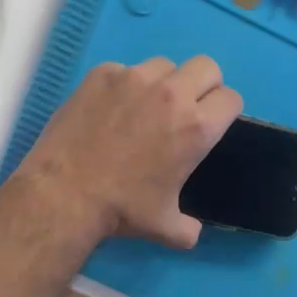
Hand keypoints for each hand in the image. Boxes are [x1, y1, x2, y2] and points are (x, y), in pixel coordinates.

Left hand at [15, 56, 243, 248]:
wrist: (66, 193)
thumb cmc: (123, 209)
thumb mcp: (165, 227)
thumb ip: (188, 228)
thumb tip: (192, 231)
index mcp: (196, 128)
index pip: (231, 98)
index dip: (226, 111)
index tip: (213, 125)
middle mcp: (171, 94)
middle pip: (207, 67)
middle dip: (205, 86)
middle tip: (188, 110)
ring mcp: (134, 78)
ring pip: (167, 64)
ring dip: (167, 81)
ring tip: (148, 108)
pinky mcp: (102, 74)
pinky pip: (127, 69)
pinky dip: (127, 86)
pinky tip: (113, 111)